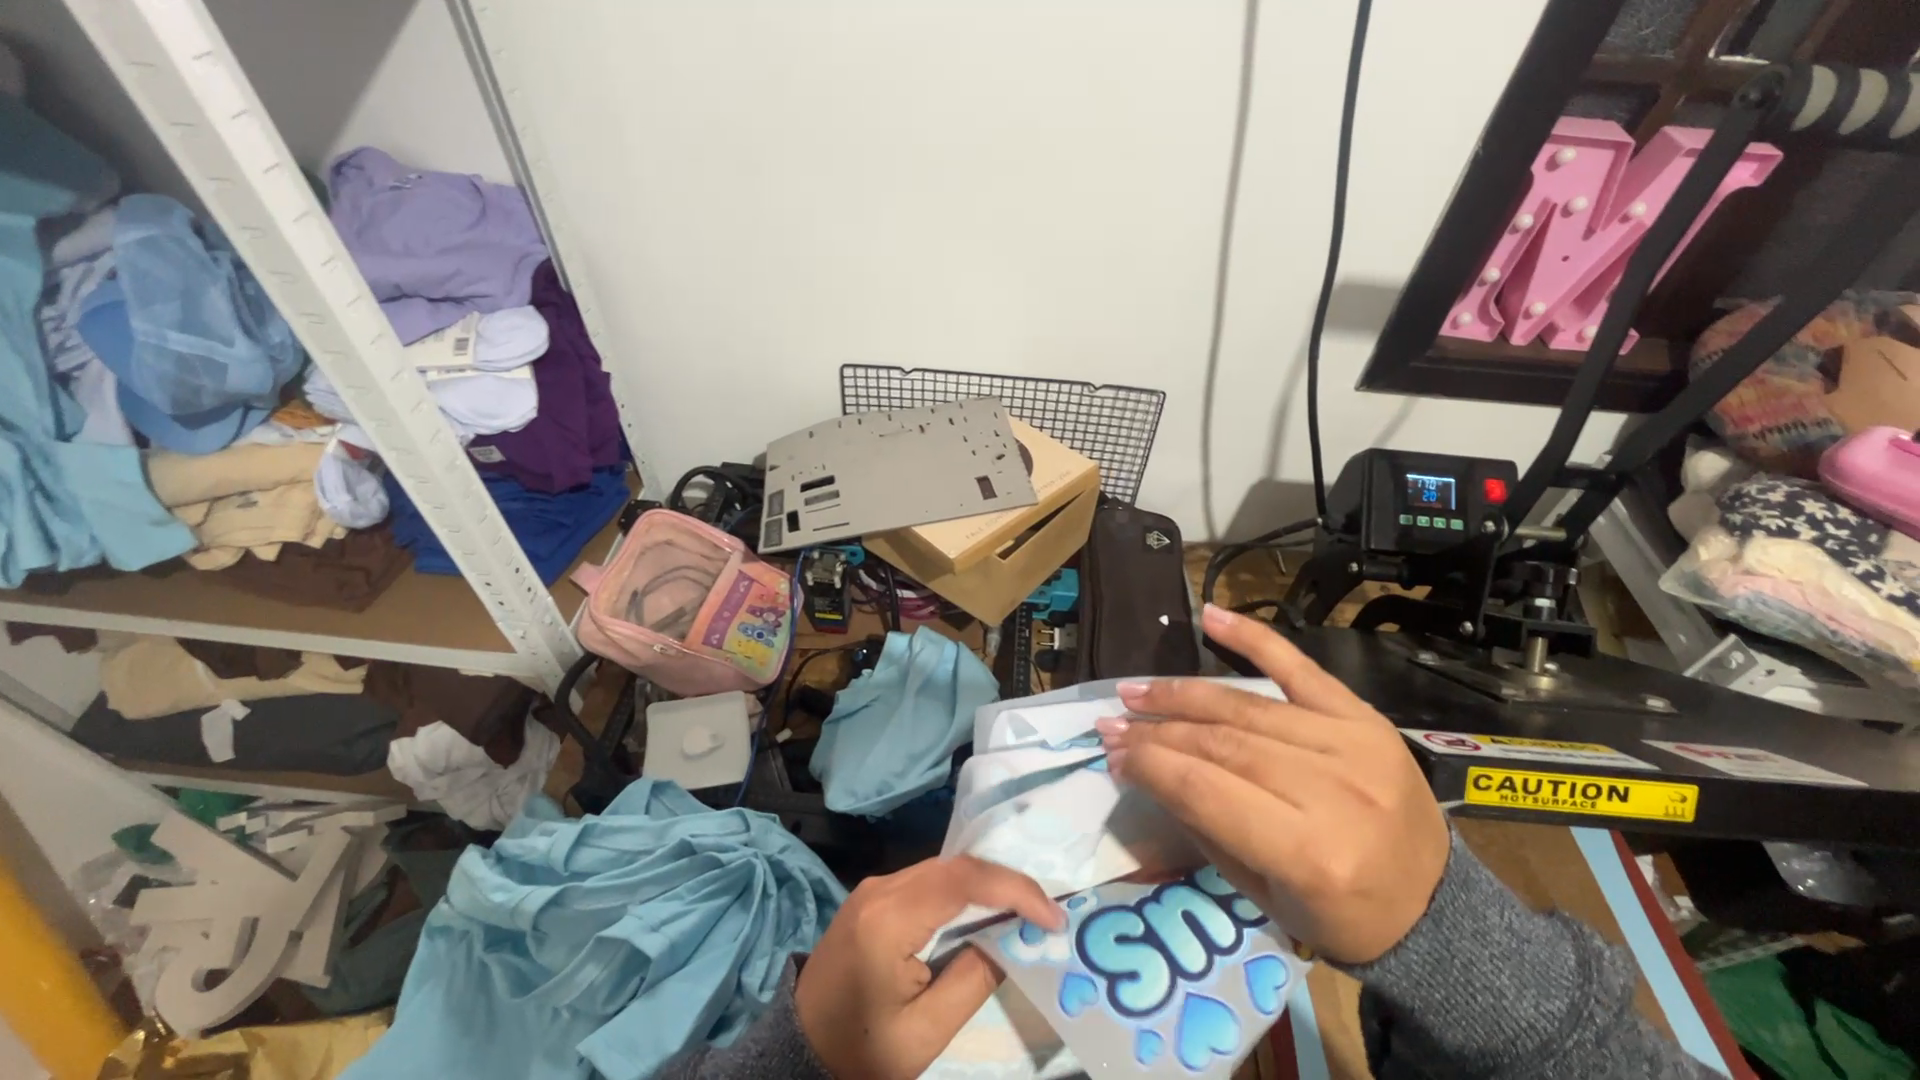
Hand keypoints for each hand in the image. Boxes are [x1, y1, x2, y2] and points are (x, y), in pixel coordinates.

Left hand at [795, 856, 1063, 1079]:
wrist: (800, 1052)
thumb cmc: (863, 1050)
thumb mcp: (926, 1031)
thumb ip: (974, 978)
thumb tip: (1013, 938)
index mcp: (888, 919)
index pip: (963, 880)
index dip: (1014, 889)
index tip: (1052, 918)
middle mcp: (879, 889)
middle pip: (954, 868)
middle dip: (1006, 885)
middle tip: (1046, 917)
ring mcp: (873, 889)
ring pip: (943, 870)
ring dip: (986, 887)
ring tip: (1025, 916)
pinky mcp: (872, 898)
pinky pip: (927, 882)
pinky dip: (962, 893)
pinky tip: (984, 914)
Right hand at [1096, 604, 1449, 964]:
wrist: (1434, 907)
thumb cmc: (1340, 916)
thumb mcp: (1262, 894)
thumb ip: (1204, 825)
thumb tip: (1145, 768)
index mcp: (1309, 853)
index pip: (1204, 789)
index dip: (1149, 765)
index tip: (1111, 752)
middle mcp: (1333, 790)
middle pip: (1221, 742)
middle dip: (1157, 730)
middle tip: (1112, 722)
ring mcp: (1354, 746)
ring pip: (1246, 708)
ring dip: (1183, 694)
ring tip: (1137, 691)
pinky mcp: (1366, 718)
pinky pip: (1301, 669)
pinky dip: (1253, 639)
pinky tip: (1211, 617)